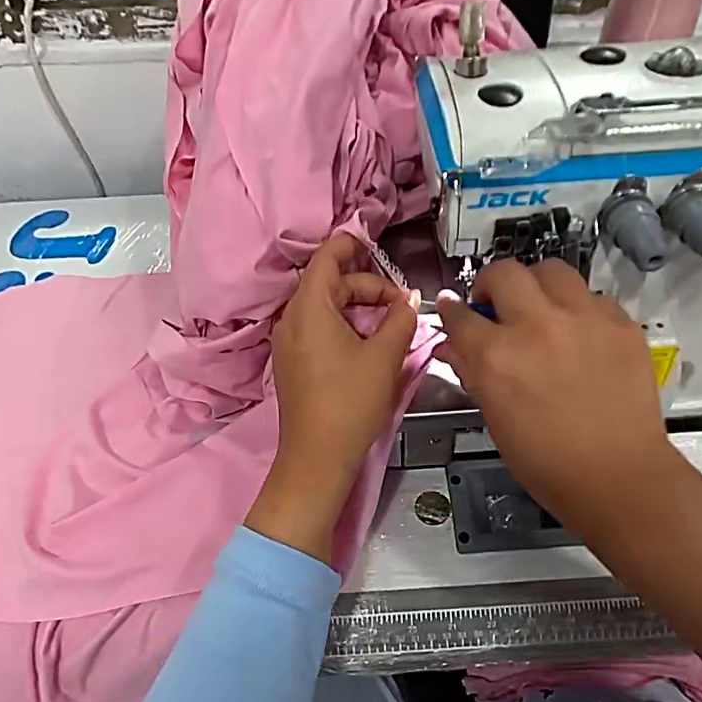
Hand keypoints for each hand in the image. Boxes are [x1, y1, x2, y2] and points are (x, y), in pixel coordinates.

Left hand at [246, 234, 418, 562]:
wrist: (316, 457)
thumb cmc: (349, 403)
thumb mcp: (384, 356)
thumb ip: (401, 319)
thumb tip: (410, 299)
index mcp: (309, 309)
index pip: (327, 257)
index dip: (352, 244)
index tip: (378, 246)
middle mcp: (292, 319)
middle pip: (331, 283)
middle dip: (368, 286)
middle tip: (401, 305)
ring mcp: (290, 342)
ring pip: (326, 307)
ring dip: (359, 308)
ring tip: (391, 324)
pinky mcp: (294, 361)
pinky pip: (319, 328)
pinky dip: (345, 325)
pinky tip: (369, 343)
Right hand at [436, 259, 683, 536]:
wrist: (618, 476)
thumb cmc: (548, 461)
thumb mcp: (495, 419)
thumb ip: (472, 373)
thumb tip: (455, 348)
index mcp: (497, 357)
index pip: (460, 314)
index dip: (451, 309)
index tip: (453, 307)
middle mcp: (538, 327)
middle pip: (504, 273)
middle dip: (492, 284)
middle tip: (495, 303)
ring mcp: (584, 320)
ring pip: (551, 270)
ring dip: (536, 284)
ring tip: (539, 306)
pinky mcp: (621, 325)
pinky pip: (593, 296)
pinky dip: (578, 307)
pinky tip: (578, 331)